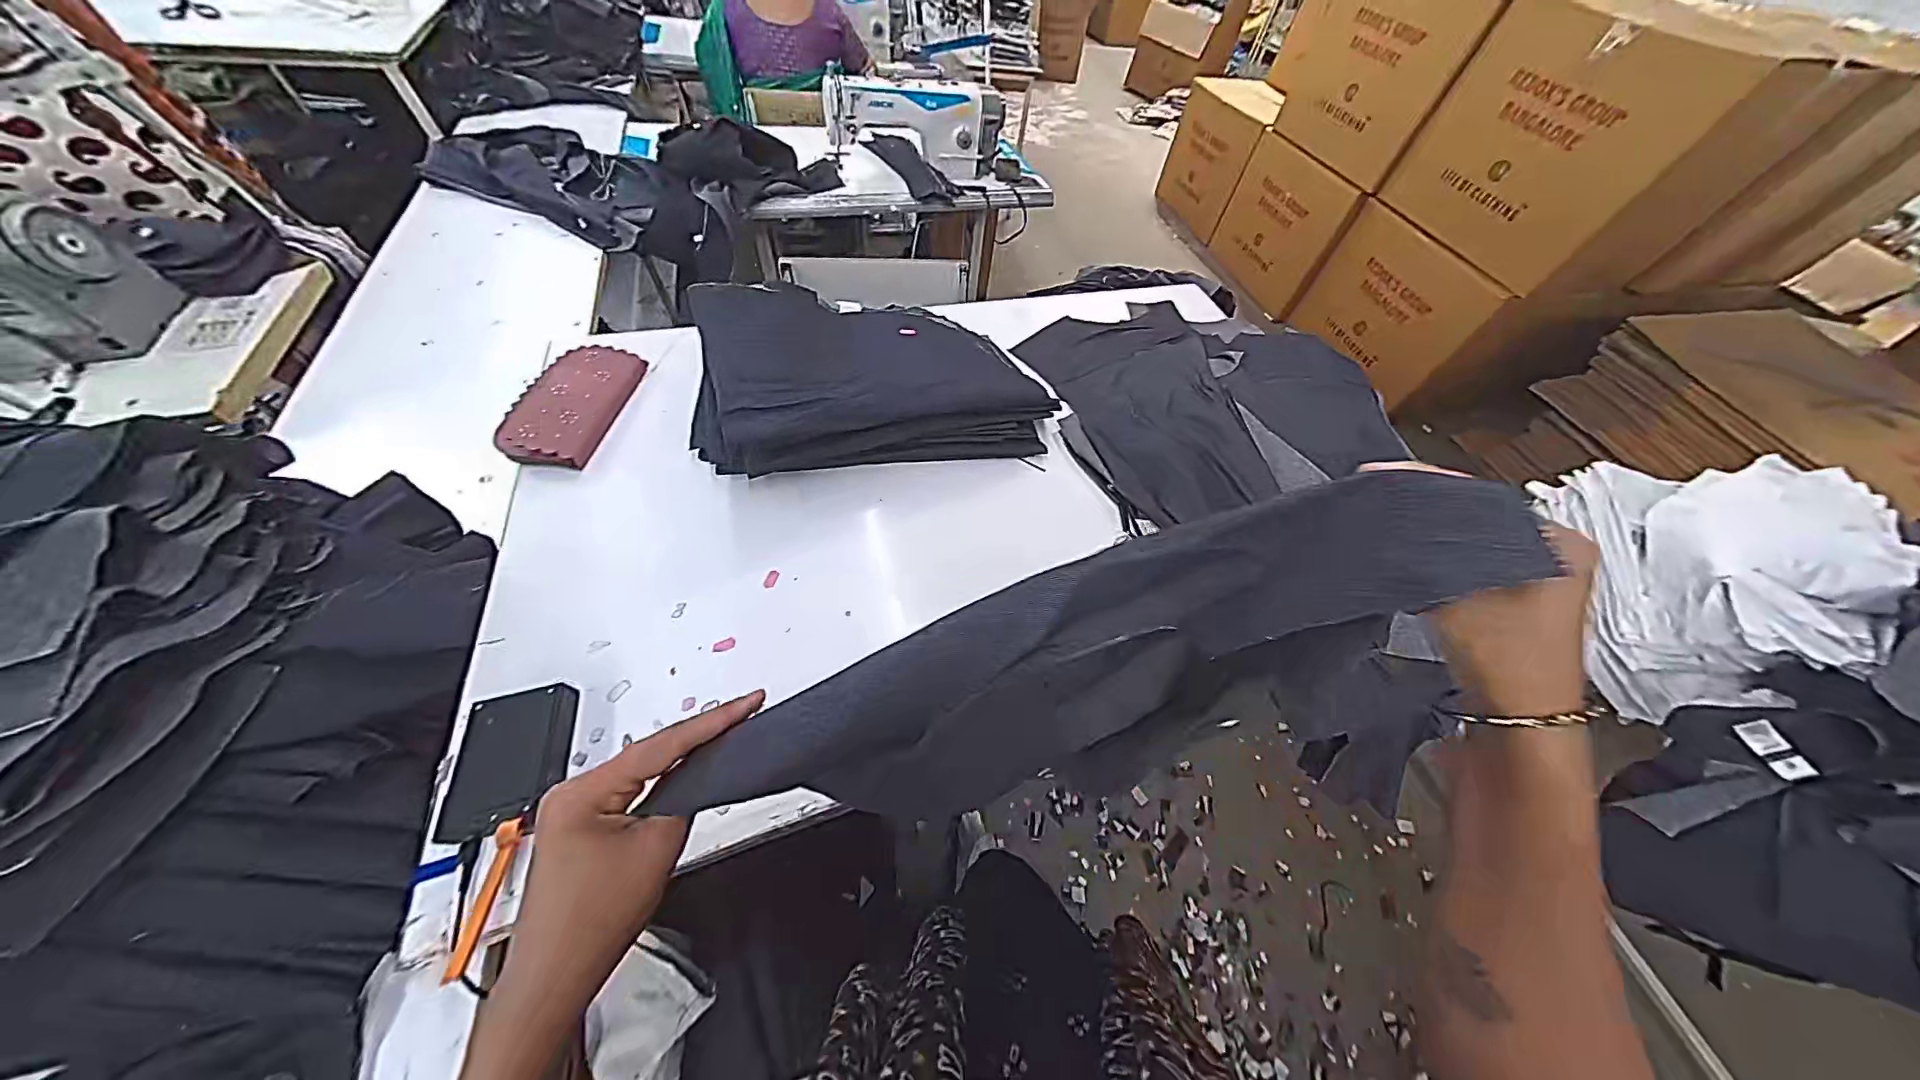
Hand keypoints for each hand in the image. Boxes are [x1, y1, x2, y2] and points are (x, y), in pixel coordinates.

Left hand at [496, 690, 764, 995]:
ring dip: (678, 755)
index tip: (745, 702)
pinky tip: (683, 768)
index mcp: (581, 793)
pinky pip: (629, 787)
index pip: (662, 744)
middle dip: (697, 733)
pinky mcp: (580, 823)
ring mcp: (572, 809)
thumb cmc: (590, 925)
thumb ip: (684, 797)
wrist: (556, 975)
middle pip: (648, 750)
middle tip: (740, 711)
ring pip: (639, 768)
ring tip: (719, 732)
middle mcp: (569, 793)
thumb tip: (699, 774)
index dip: (712, 721)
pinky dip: (659, 778)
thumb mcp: (656, 848)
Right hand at [1357, 461, 1596, 715]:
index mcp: (1558, 542)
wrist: (1518, 725)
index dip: (1425, 484)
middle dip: (1422, 506)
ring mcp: (1531, 577)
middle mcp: (1550, 553)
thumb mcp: (1457, 595)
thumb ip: (1423, 552)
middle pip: (1472, 514)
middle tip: (1372, 492)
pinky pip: (1463, 559)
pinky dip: (1431, 553)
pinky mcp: (1508, 598)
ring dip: (1424, 530)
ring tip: (1379, 514)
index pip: (1480, 497)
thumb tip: (1383, 517)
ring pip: (1465, 537)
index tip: (1376, 475)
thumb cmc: (1506, 661)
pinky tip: (1400, 548)